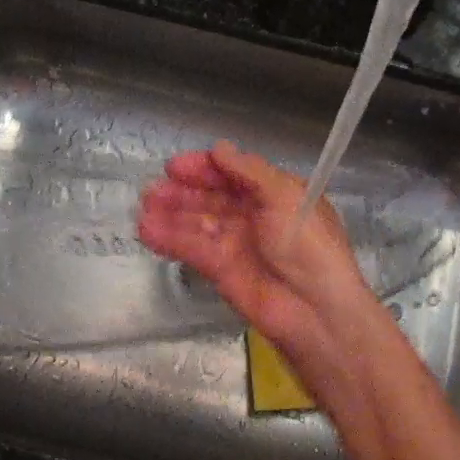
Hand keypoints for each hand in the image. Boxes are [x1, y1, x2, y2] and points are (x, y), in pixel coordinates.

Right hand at [137, 141, 376, 360]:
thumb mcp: (286, 196)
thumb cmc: (308, 244)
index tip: (176, 166)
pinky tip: (147, 230)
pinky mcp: (221, 271)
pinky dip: (171, 239)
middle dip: (183, 191)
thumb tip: (219, 149)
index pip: (234, 175)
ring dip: (171, 213)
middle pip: (212, 198)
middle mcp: (255, 217)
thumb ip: (249, 171)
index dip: (206, 168)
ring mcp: (237, 244)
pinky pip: (193, 249)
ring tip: (143, 206)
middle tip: (152, 188)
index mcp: (276, 195)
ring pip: (198, 223)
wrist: (316, 309)